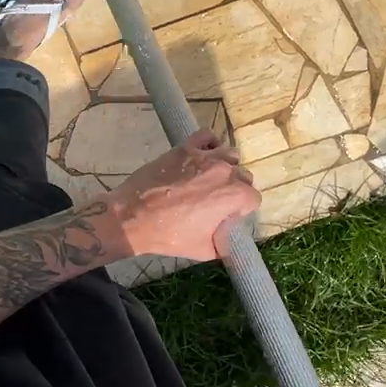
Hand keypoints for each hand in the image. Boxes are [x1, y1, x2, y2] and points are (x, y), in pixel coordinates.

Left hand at [99, 132, 260, 260]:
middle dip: (234, 188)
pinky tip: (204, 155)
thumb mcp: (205, 250)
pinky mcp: (185, 148)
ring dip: (225, 166)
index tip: (226, 216)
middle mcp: (224, 171)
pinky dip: (210, 143)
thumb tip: (232, 238)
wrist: (132, 216)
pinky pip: (207, 136)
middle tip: (215, 201)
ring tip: (209, 179)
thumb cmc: (169, 235)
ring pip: (229, 155)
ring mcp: (204, 156)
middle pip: (243, 175)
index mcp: (234, 195)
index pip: (253, 198)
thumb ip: (227, 243)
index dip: (241, 209)